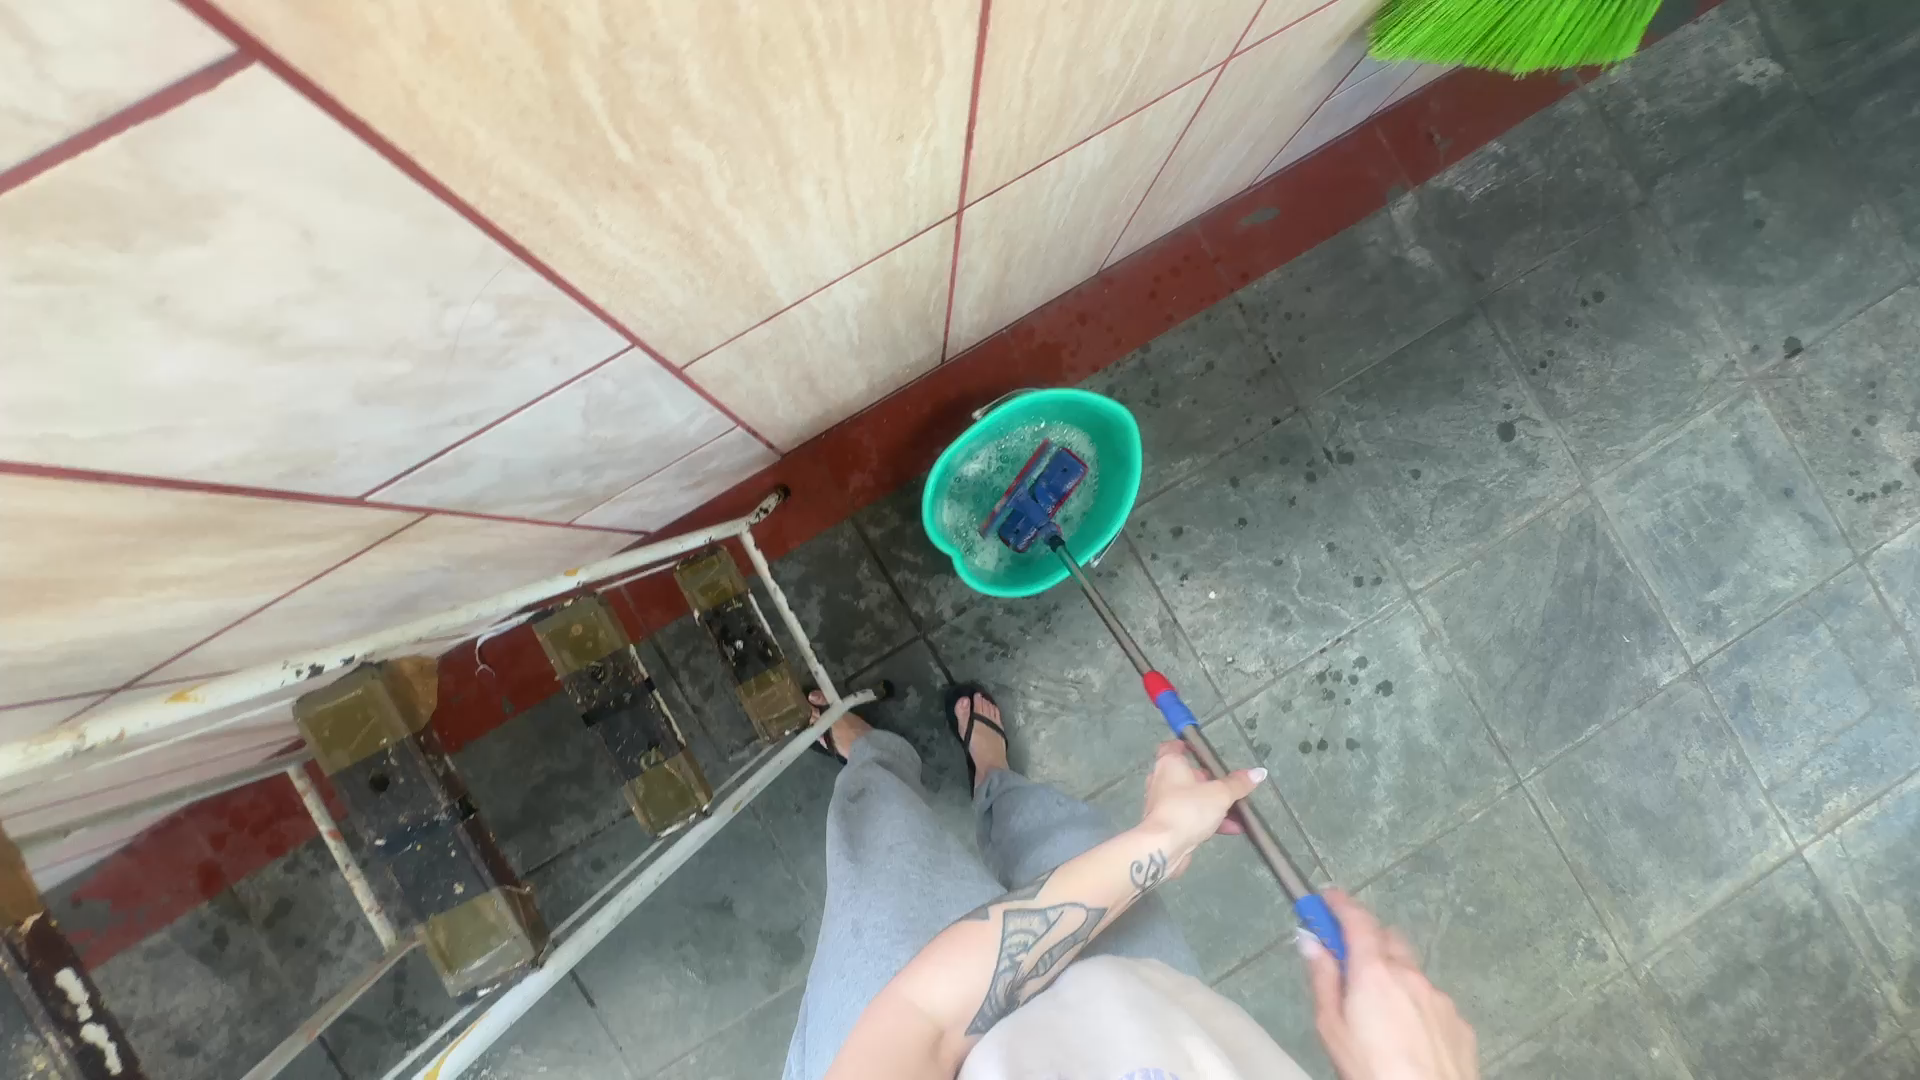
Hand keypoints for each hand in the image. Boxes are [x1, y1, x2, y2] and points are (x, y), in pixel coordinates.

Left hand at [1136, 741, 1264, 877]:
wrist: (1164, 846)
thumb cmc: (1188, 809)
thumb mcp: (1219, 794)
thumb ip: (1238, 784)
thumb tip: (1259, 772)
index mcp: (1169, 764)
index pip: (1173, 746)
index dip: (1187, 745)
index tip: (1204, 749)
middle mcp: (1162, 779)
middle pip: (1188, 774)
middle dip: (1210, 781)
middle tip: (1231, 784)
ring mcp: (1164, 803)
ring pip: (1192, 798)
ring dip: (1214, 804)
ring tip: (1240, 811)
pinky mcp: (1168, 823)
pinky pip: (1191, 816)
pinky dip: (1209, 820)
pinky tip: (1233, 829)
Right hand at [1303, 890, 1477, 1079]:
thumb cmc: (1370, 1070)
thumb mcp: (1331, 1027)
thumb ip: (1322, 978)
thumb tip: (1311, 941)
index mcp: (1374, 971)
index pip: (1357, 919)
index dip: (1340, 903)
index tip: (1327, 896)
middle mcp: (1410, 975)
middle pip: (1389, 937)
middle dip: (1369, 938)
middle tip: (1351, 959)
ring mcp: (1441, 1000)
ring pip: (1412, 972)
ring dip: (1394, 975)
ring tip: (1383, 1012)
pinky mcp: (1462, 1026)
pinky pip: (1433, 1001)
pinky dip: (1417, 1004)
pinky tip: (1412, 1037)